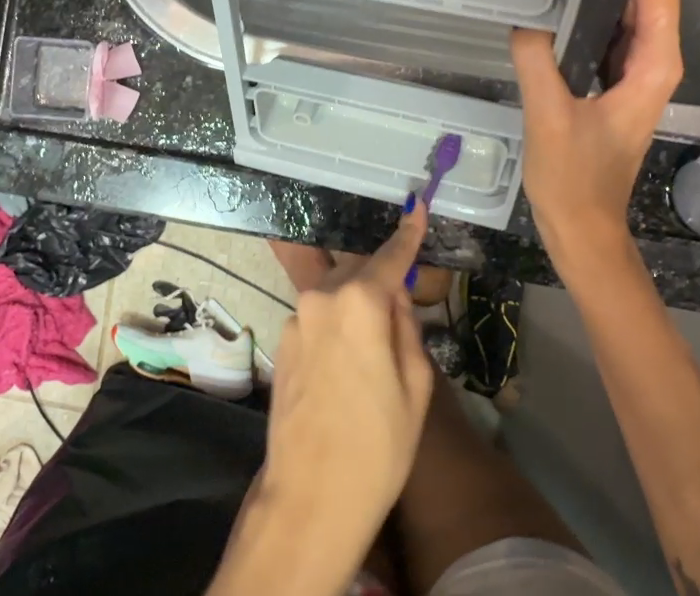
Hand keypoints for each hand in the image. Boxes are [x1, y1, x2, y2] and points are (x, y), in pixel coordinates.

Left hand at [209, 207, 435, 595]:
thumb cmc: (378, 445)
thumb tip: (394, 296)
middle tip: (403, 317)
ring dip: (357, 310)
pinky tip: (348, 372)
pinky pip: (319, 322)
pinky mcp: (282, 345)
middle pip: (358, 277)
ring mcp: (295, 322)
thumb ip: (405, 327)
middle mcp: (320, 301)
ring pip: (336, 299)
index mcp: (359, 304)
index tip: (417, 205)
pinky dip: (337, 330)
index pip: (389, 257)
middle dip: (381, 285)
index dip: (407, 233)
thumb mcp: (415, 386)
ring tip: (375, 358)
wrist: (311, 495)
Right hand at [511, 0, 682, 243]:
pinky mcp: (611, 87)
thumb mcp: (548, 114)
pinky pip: (606, 37)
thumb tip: (523, 16)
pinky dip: (589, 16)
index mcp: (652, 65)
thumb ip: (536, 58)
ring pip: (627, 16)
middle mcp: (652, 64)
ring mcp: (633, 76)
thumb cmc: (574, 177)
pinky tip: (557, 5)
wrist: (582, 227)